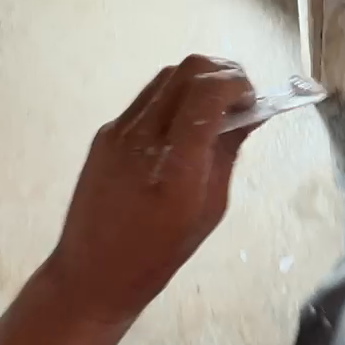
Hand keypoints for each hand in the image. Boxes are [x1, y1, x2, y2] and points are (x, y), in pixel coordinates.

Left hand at [48, 55, 256, 322]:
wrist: (91, 275)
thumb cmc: (160, 253)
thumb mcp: (210, 207)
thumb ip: (228, 152)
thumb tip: (251, 114)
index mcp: (175, 165)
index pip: (208, 93)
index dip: (238, 84)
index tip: (252, 101)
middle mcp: (143, 136)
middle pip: (189, 69)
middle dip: (224, 73)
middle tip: (240, 99)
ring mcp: (119, 130)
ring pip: (168, 76)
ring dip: (200, 79)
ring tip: (216, 107)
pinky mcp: (106, 132)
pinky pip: (149, 97)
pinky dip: (177, 96)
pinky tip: (186, 123)